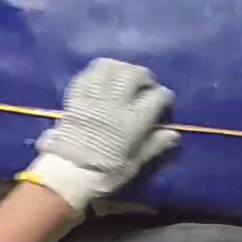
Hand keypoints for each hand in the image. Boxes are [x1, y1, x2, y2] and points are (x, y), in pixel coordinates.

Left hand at [19, 58, 177, 210]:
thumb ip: (154, 145)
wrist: (66, 172)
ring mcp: (95, 96)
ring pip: (111, 68)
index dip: (164, 97)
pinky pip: (89, 74)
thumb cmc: (103, 173)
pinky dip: (99, 72)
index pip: (158, 97)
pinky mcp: (77, 95)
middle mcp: (116, 102)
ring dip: (122, 69)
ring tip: (126, 77)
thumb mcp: (134, 164)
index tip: (164, 102)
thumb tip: (174, 133)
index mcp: (133, 120)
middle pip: (135, 74)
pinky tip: (104, 78)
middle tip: (146, 85)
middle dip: (145, 77)